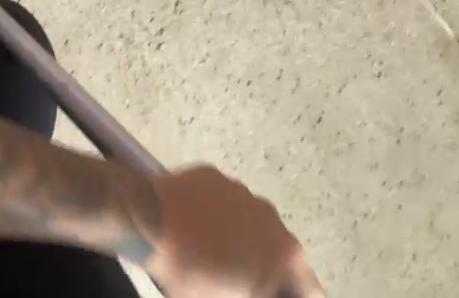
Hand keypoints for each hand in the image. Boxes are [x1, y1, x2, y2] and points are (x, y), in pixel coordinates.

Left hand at [142, 166, 324, 297]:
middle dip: (266, 272)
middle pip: (281, 254)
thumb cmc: (194, 274)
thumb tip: (260, 287)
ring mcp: (240, 190)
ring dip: (241, 240)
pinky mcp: (211, 174)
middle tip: (239, 283)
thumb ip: (260, 294)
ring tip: (212, 253)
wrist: (147, 220)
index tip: (270, 295)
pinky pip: (222, 201)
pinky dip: (217, 215)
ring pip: (251, 224)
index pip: (311, 292)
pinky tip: (196, 227)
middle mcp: (272, 216)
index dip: (291, 297)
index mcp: (288, 254)